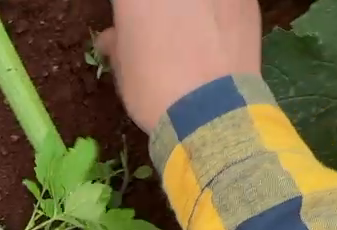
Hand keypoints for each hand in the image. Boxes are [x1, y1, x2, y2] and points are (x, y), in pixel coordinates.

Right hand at [99, 0, 262, 132]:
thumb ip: (118, 45)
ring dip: (191, 15)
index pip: (126, 2)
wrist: (211, 112)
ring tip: (192, 40)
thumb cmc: (155, 93)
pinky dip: (218, 16)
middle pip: (163, 0)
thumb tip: (112, 37)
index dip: (128, 17)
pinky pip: (223, 5)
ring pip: (195, 5)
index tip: (129, 31)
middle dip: (160, 14)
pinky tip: (216, 43)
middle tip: (160, 36)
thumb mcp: (124, 75)